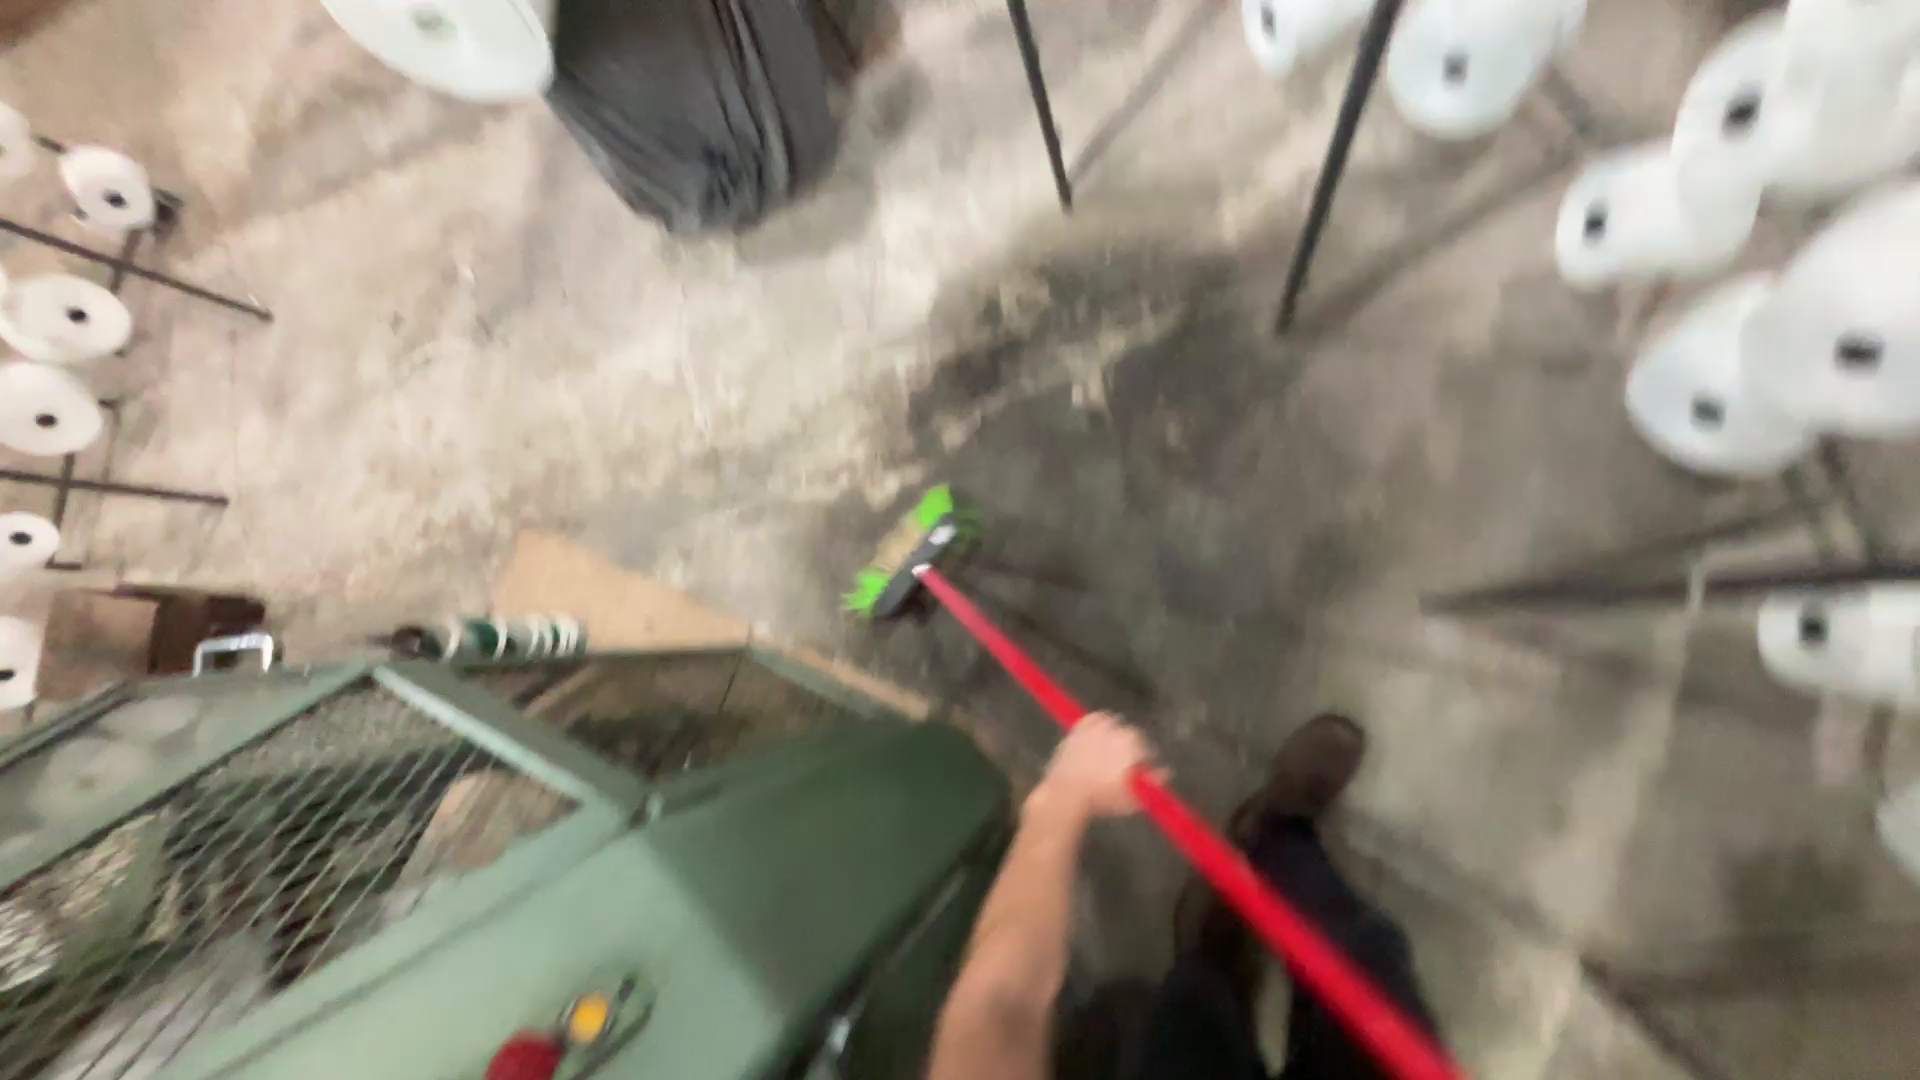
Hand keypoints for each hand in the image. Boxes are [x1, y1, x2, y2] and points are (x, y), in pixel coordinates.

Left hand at [1029, 712, 1160, 820]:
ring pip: (1112, 723)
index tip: (1139, 770)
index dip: (1143, 759)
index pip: (1145, 748)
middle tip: (1122, 762)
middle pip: (1130, 734)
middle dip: (1130, 746)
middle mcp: (1117, 731)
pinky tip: (1096, 733)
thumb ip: (1153, 783)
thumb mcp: (1133, 797)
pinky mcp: (1079, 728)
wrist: (1067, 791)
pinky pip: (1093, 718)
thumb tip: (1166, 772)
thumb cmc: (1102, 797)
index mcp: (1133, 746)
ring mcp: (1096, 727)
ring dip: (1114, 733)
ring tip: (1109, 749)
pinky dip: (1097, 723)